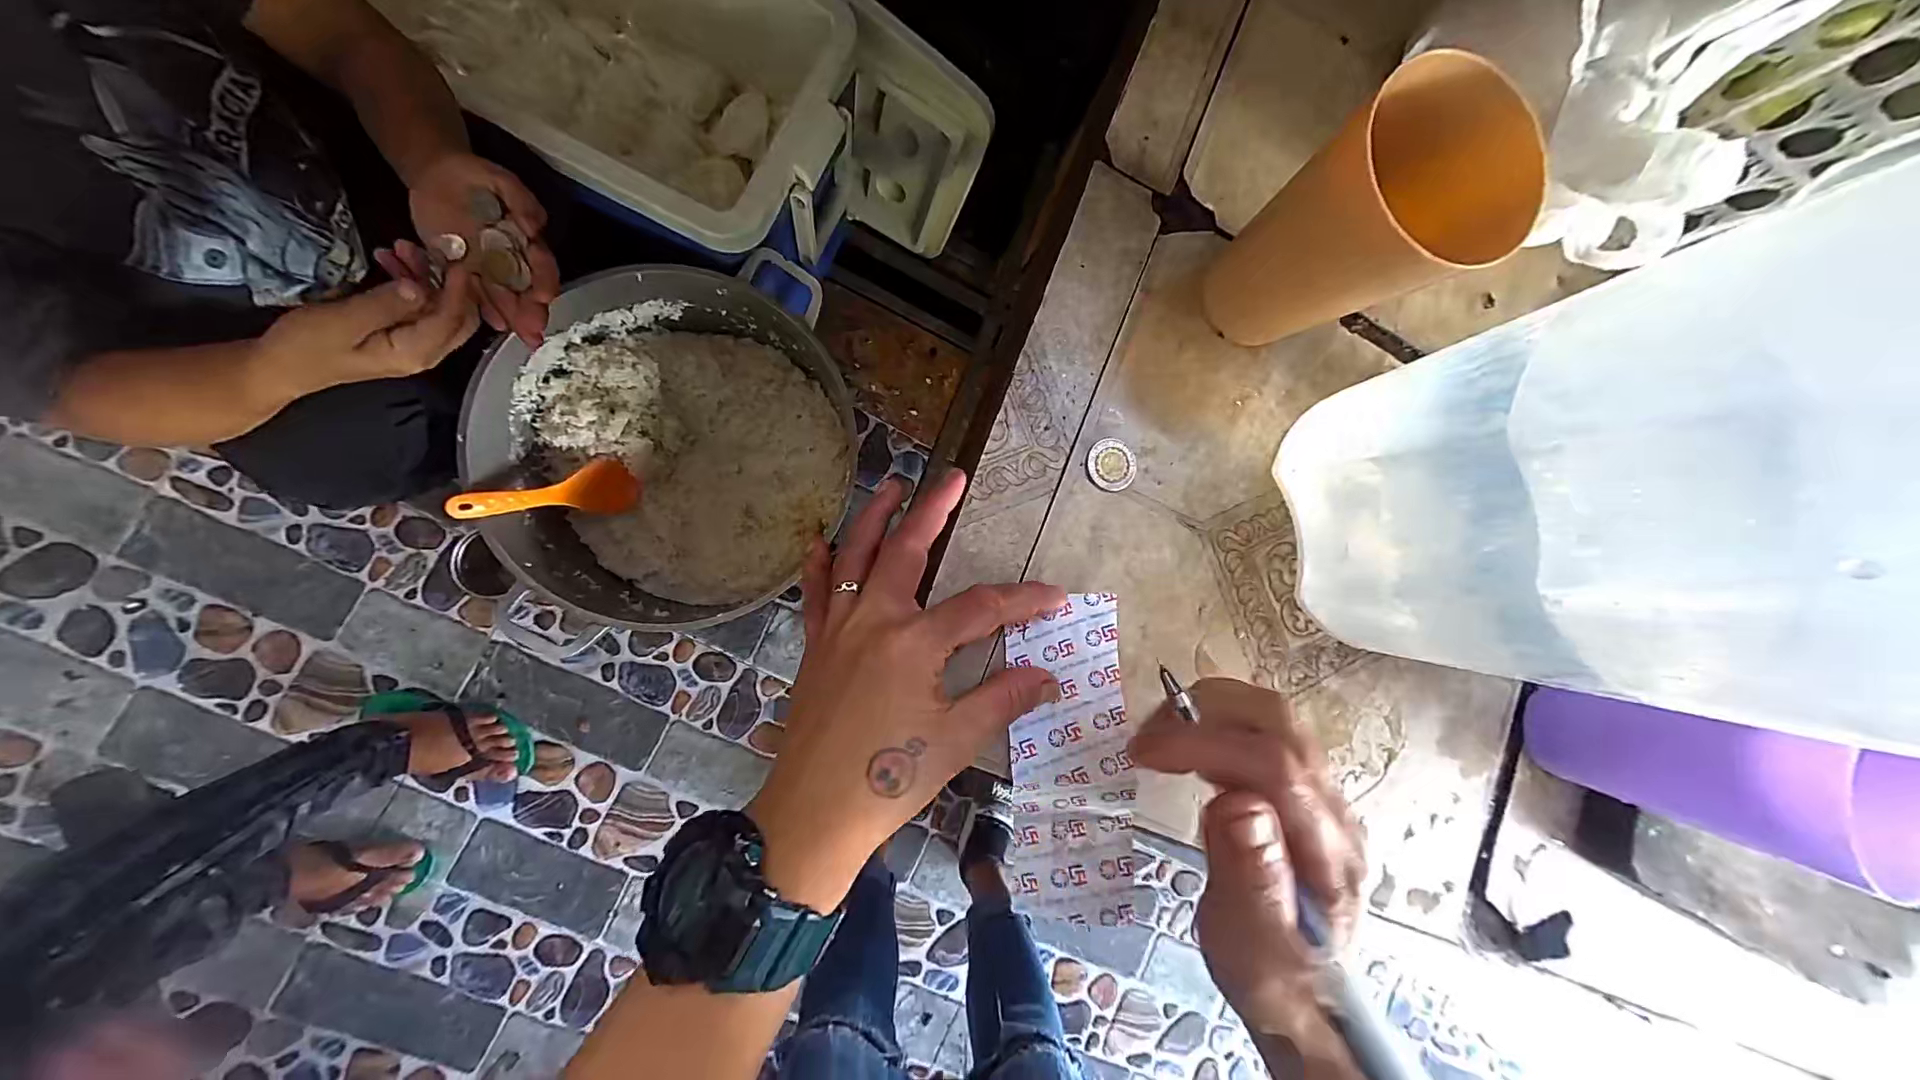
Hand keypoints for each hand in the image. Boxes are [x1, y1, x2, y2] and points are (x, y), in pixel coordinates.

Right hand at [254, 260, 478, 388]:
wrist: (281, 366)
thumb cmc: (305, 346)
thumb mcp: (342, 321)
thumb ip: (385, 305)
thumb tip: (418, 288)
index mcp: (415, 352)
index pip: (451, 320)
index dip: (458, 291)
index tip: (458, 262)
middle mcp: (425, 352)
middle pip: (455, 316)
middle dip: (446, 281)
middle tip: (424, 250)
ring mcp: (415, 344)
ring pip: (436, 308)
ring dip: (424, 277)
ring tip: (399, 248)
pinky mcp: (401, 334)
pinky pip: (416, 307)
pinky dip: (409, 283)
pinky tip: (389, 261)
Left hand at [406, 152, 559, 345]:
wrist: (435, 175)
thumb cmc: (472, 176)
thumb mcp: (500, 179)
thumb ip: (520, 200)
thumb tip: (535, 227)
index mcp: (526, 242)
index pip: (542, 266)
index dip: (545, 281)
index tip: (544, 296)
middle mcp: (512, 261)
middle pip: (526, 291)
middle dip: (531, 312)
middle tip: (535, 331)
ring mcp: (488, 269)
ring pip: (504, 298)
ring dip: (512, 318)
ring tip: (519, 335)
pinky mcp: (463, 271)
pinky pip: (475, 294)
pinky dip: (484, 310)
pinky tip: (494, 324)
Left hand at [746, 470, 1066, 911]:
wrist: (813, 814)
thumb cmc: (889, 780)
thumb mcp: (955, 740)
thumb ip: (1002, 698)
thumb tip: (1047, 675)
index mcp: (914, 643)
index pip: (981, 607)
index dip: (1022, 598)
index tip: (1054, 596)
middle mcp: (873, 621)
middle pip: (907, 550)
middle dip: (933, 509)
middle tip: (951, 478)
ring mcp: (838, 629)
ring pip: (854, 557)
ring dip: (874, 517)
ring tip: (891, 485)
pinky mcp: (816, 647)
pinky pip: (816, 594)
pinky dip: (819, 564)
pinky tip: (820, 541)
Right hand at [1129, 680, 1366, 1035]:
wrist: (1305, 990)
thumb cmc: (1272, 972)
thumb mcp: (1251, 945)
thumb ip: (1249, 877)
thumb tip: (1237, 802)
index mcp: (1326, 849)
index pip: (1273, 767)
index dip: (1203, 745)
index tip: (1144, 753)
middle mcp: (1333, 809)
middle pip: (1279, 723)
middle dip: (1205, 712)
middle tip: (1149, 734)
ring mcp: (1322, 793)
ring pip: (1272, 717)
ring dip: (1209, 711)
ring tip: (1161, 737)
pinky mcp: (1301, 787)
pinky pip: (1262, 731)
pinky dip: (1216, 723)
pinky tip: (1187, 750)